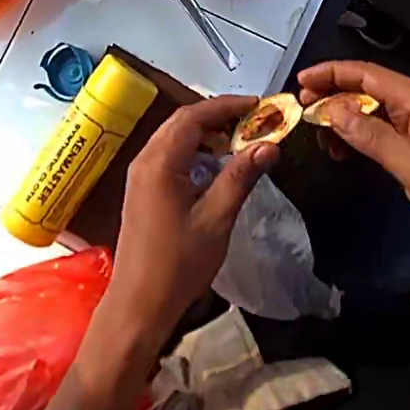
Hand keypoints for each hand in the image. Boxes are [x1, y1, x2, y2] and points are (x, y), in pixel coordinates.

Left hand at [105, 96, 276, 334]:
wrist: (139, 304)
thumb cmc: (178, 263)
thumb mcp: (217, 218)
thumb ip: (241, 176)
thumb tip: (270, 145)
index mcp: (160, 162)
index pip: (194, 116)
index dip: (227, 106)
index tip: (258, 105)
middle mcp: (145, 160)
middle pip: (182, 121)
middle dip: (218, 115)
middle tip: (253, 120)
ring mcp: (140, 174)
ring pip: (175, 136)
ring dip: (206, 132)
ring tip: (239, 139)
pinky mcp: (142, 189)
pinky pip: (169, 154)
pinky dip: (195, 149)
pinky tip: (216, 164)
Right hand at [298, 61, 409, 260]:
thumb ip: (373, 137)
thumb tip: (335, 110)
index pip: (368, 74)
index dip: (332, 74)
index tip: (301, 82)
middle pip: (370, 89)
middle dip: (334, 97)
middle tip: (304, 113)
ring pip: (377, 111)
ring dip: (347, 120)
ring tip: (324, 140)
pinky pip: (388, 130)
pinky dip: (365, 137)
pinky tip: (350, 151)